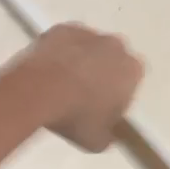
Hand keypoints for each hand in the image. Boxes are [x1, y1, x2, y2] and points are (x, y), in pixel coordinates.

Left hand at [16, 24, 143, 151]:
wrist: (37, 91)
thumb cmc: (74, 117)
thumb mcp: (96, 140)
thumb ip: (107, 136)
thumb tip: (106, 136)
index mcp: (132, 70)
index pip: (130, 84)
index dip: (114, 97)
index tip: (99, 110)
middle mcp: (116, 45)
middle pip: (110, 62)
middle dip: (98, 75)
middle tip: (77, 97)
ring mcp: (87, 33)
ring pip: (86, 49)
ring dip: (77, 62)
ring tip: (56, 85)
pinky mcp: (60, 28)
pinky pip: (62, 43)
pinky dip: (56, 53)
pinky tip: (44, 70)